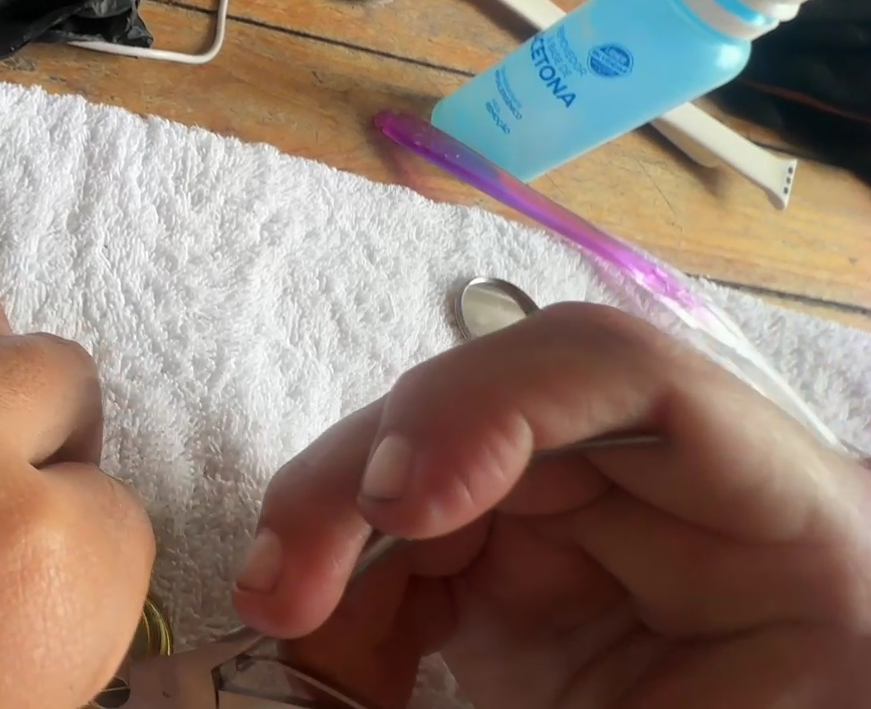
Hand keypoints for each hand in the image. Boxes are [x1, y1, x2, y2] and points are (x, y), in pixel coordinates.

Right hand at [234, 302, 870, 708]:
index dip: (479, 406)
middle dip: (345, 497)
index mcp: (775, 516)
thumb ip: (530, 685)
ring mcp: (557, 515)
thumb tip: (320, 683)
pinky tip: (323, 651)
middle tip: (277, 595)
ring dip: (320, 549)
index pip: (618, 374)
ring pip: (393, 472)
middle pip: (454, 420)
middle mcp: (644, 483)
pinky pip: (385, 542)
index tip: (392, 504)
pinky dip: (336, 591)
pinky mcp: (496, 557)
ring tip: (286, 631)